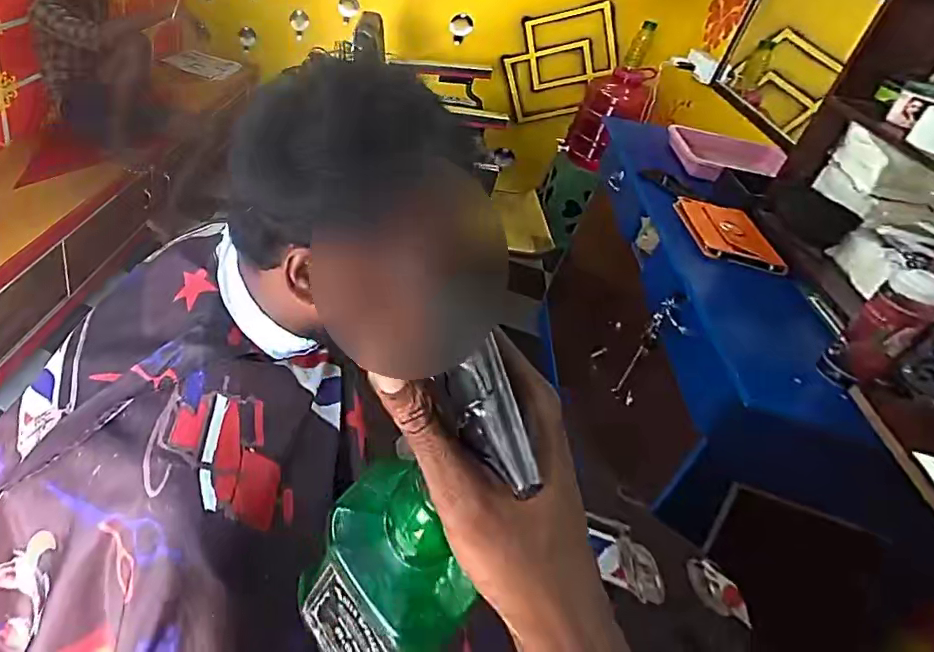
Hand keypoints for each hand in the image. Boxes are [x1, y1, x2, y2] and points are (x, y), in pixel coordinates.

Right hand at [369, 336, 628, 651]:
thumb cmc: (518, 556)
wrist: (558, 622)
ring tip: (382, 364)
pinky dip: (438, 403)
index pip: (478, 332)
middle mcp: (529, 401)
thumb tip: (381, 366)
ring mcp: (520, 424)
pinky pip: (468, 406)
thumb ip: (422, 426)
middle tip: (376, 338)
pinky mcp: (507, 445)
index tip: (391, 311)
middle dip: (424, 346)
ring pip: (465, 380)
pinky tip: (408, 409)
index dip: (434, 319)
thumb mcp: (461, 490)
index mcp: (531, 398)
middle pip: (469, 353)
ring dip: (427, 376)